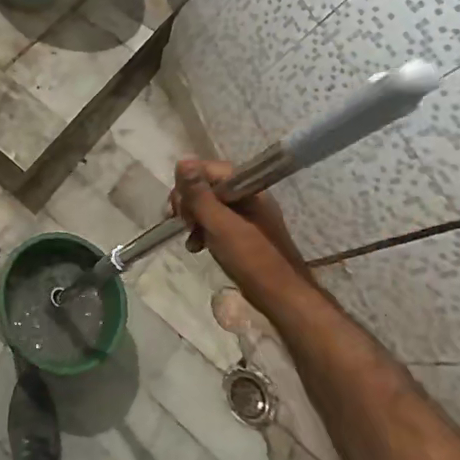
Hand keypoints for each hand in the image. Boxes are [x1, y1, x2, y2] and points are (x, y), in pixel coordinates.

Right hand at [171, 160, 306, 285]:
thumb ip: (200, 194)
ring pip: (209, 205)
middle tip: (180, 222)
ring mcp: (246, 216)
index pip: (210, 169)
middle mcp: (248, 196)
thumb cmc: (253, 261)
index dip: (189, 183)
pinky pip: (216, 222)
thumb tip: (183, 160)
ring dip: (193, 217)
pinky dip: (202, 230)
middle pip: (208, 185)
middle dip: (189, 201)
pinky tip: (196, 246)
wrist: (283, 299)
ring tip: (188, 236)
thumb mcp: (220, 226)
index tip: (176, 207)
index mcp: (248, 189)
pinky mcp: (243, 234)